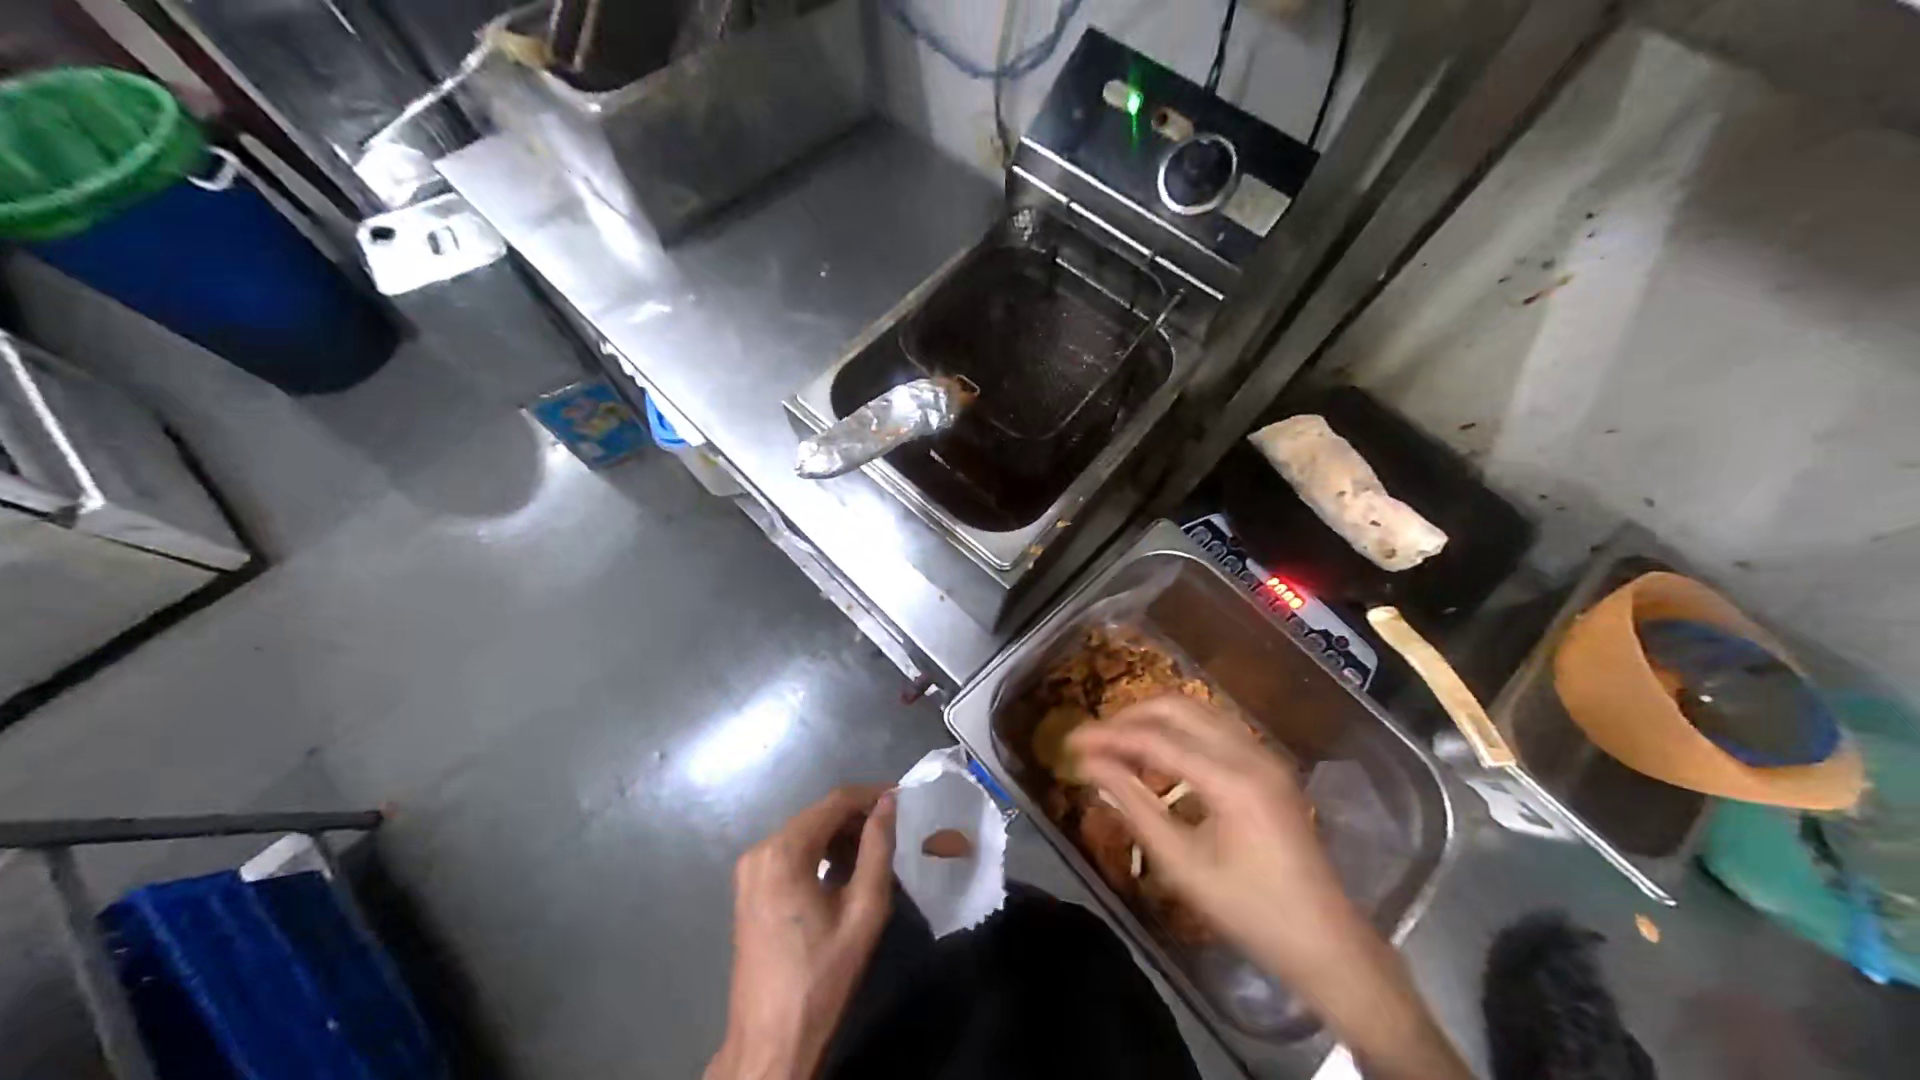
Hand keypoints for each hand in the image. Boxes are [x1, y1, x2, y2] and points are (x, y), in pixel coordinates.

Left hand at [707, 786, 896, 1079]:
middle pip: (817, 815)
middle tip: (895, 831)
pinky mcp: (748, 888)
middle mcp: (759, 850)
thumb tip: (888, 804)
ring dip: (839, 836)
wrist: (771, 1038)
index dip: (872, 795)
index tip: (904, 799)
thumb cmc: (823, 975)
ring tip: (875, 854)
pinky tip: (844, 873)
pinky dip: (819, 853)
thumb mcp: (864, 910)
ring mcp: (749, 869)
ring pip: (804, 832)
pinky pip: (790, 853)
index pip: (834, 801)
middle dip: (857, 817)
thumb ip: (878, 849)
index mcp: (783, 851)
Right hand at [1069, 696, 1471, 1079]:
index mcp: (1231, 779)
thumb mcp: (1181, 863)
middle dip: (1128, 717)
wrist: (1325, 942)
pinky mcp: (1268, 764)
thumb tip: (1088, 766)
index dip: (1107, 736)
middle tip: (1093, 740)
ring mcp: (1264, 754)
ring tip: (1117, 744)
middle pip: (1177, 706)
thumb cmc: (1249, 911)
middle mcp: (1250, 752)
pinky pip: (1213, 727)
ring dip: (1153, 719)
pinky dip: (1178, 730)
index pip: (1155, 738)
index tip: (1070, 741)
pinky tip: (1157, 757)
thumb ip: (1132, 805)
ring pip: (1196, 710)